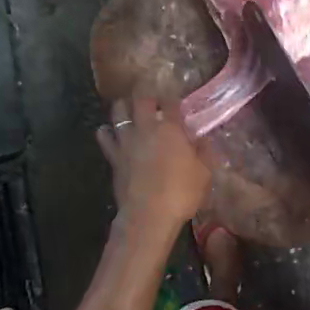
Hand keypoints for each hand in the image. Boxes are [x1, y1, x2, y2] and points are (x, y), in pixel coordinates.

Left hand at [95, 97, 209, 233]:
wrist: (148, 216)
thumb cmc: (182, 192)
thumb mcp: (205, 172)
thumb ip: (204, 152)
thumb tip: (202, 140)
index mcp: (171, 129)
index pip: (171, 103)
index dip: (173, 97)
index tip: (175, 97)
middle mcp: (146, 129)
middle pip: (141, 100)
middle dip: (145, 93)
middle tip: (150, 94)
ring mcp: (126, 142)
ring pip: (119, 113)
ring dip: (123, 107)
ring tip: (128, 106)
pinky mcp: (113, 158)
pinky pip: (105, 138)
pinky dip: (106, 132)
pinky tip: (108, 131)